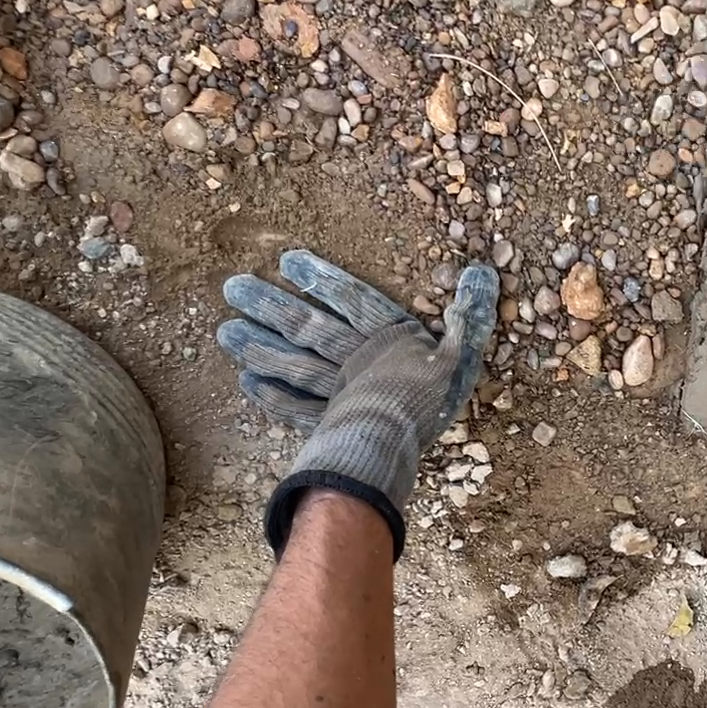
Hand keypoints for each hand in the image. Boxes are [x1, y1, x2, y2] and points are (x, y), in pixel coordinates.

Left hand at [216, 249, 497, 555]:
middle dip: (273, 307)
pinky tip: (246, 382)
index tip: (288, 261)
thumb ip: (469, 318)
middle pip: (311, 329)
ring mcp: (339, 392)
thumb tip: (480, 274)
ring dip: (262, 348)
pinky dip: (272, 396)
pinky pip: (296, 408)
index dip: (324, 281)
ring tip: (226, 331)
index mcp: (388, 340)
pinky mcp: (331, 422)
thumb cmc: (434, 400)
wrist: (400, 446)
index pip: (354, 302)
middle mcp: (356, 360)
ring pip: (297, 364)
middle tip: (234, 287)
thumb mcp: (461, 355)